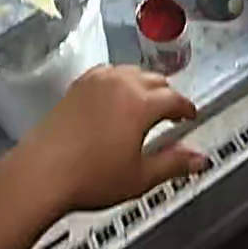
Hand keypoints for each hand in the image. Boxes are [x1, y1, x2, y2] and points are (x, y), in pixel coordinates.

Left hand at [0, 64, 208, 213]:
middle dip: (167, 94)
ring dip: (144, 84)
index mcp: (140, 102)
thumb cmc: (95, 177)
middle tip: (171, 113)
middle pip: (153, 79)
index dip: (186, 108)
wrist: (46, 168)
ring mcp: (98, 78)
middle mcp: (121, 81)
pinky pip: (108, 72)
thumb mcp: (141, 177)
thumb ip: (174, 163)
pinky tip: (116, 96)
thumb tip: (202, 158)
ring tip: (146, 104)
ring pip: (131, 71)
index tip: (192, 117)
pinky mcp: (80, 82)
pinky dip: (120, 80)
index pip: (174, 98)